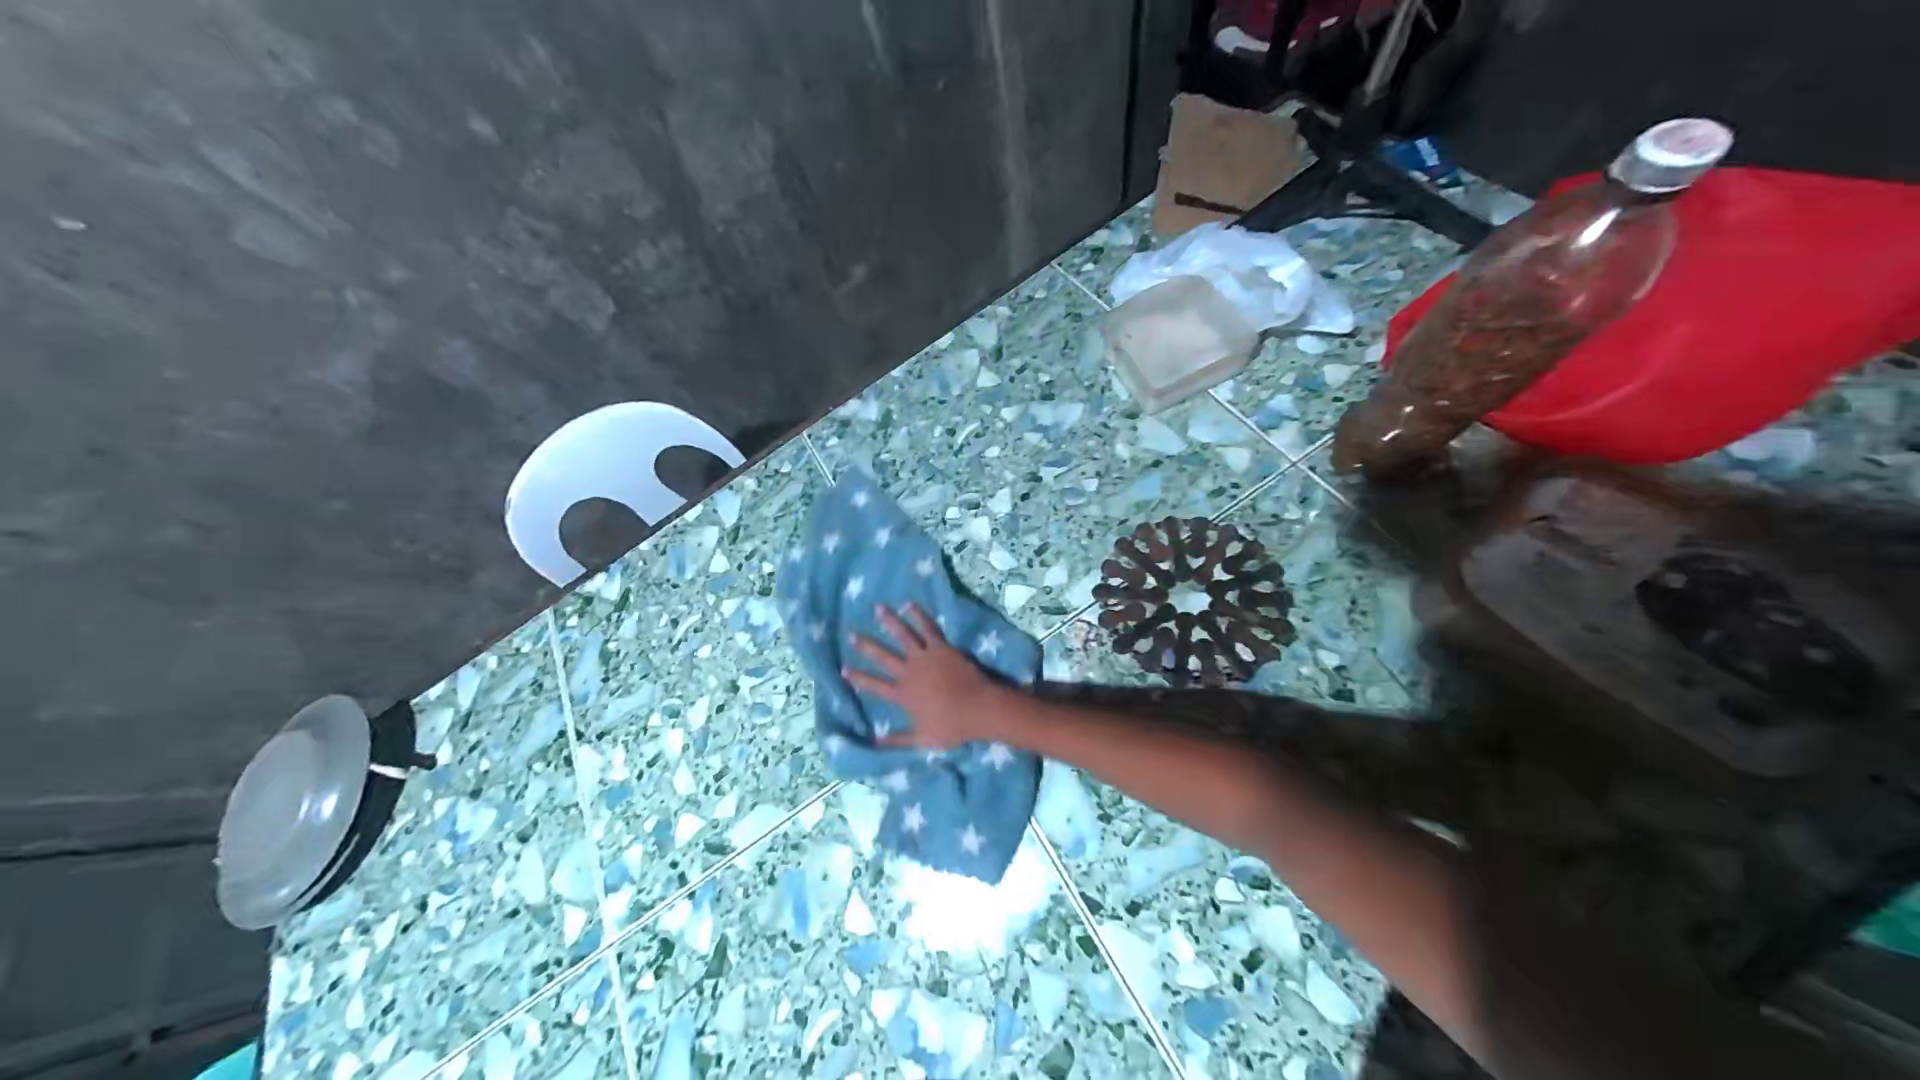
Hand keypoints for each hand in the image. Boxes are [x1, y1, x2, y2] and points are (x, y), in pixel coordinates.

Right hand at [844, 604, 1009, 748]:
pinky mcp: (941, 647)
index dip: (858, 678)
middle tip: (851, 634)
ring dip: (889, 621)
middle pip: (883, 657)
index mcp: (903, 695)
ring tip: (878, 608)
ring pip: (902, 635)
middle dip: (866, 646)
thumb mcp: (923, 740)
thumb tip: (874, 743)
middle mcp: (909, 673)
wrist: (979, 708)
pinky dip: (918, 615)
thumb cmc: (953, 727)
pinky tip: (910, 605)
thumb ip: (898, 740)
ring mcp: (924, 658)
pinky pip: (927, 628)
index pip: (874, 686)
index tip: (843, 669)